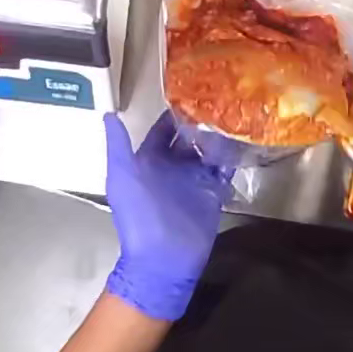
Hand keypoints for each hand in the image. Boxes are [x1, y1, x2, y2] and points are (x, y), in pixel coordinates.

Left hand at [103, 112, 230, 320]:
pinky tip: (243, 141)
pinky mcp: (213, 195)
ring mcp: (194, 181)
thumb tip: (109, 113)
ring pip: (209, 152)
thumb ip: (118, 146)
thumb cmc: (138, 217)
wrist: (162, 258)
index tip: (192, 93)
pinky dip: (232, 158)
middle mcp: (173, 168)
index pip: (164, 130)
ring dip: (219, 137)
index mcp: (149, 161)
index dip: (175, 114)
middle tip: (221, 100)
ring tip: (235, 116)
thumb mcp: (122, 177)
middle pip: (190, 138)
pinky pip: (224, 171)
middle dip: (202, 122)